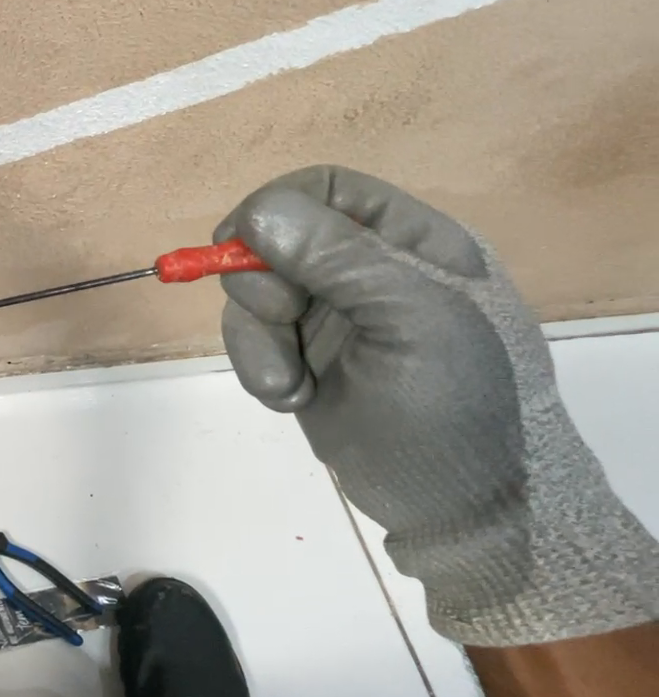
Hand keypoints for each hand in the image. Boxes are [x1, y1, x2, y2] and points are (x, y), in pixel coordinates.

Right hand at [217, 165, 657, 645]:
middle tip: (282, 322)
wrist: (457, 507)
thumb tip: (256, 212)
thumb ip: (339, 260)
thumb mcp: (410, 322)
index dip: (271, 211)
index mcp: (411, 244)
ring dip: (255, 342)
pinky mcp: (299, 354)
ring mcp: (328, 315)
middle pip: (267, 245)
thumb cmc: (456, 407)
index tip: (240, 250)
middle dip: (261, 291)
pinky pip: (247, 339)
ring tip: (291, 386)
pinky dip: (256, 368)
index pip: (321, 190)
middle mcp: (363, 271)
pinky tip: (294, 397)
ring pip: (248, 297)